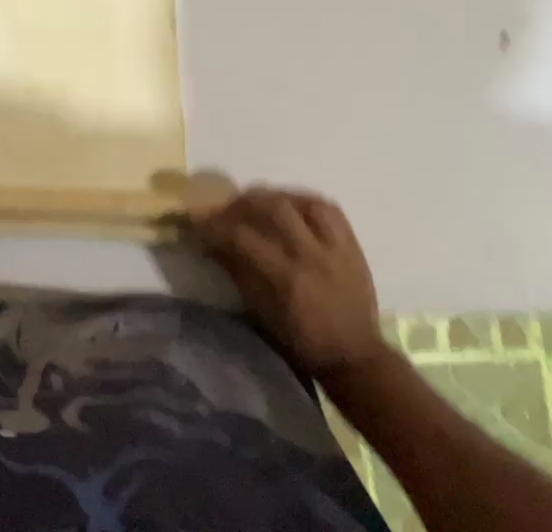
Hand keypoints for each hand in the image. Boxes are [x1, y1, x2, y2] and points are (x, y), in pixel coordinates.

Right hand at [192, 188, 392, 380]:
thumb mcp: (262, 312)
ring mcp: (335, 248)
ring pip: (303, 202)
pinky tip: (293, 205)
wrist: (353, 355)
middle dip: (243, 201)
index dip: (214, 226)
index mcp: (286, 278)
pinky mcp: (352, 246)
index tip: (197, 221)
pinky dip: (306, 202)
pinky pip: (331, 210)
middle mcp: (311, 255)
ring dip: (276, 196)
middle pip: (274, 207)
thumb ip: (237, 272)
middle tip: (228, 208)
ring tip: (260, 202)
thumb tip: (211, 244)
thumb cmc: (301, 340)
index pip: (242, 237)